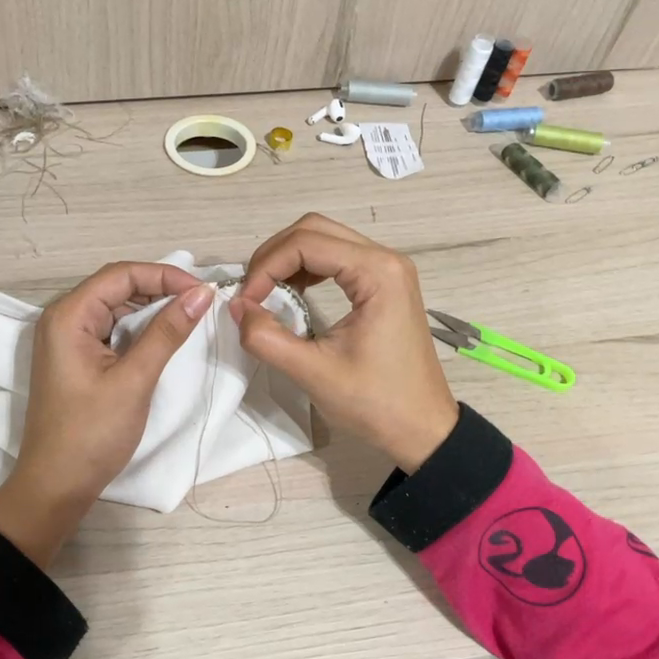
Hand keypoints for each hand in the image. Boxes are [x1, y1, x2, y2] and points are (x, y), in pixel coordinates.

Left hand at [0, 262, 214, 565]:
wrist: (55, 486)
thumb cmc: (91, 433)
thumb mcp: (134, 380)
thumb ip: (167, 333)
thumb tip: (200, 294)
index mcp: (68, 316)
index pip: (120, 275)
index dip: (164, 275)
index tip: (203, 290)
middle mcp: (62, 319)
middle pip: (116, 287)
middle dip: (159, 289)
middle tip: (201, 303)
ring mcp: (66, 340)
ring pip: (114, 308)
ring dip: (151, 309)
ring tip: (189, 317)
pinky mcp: (74, 359)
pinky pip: (109, 330)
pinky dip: (138, 329)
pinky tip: (164, 337)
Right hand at [231, 214, 458, 472]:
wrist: (423, 429)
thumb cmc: (376, 403)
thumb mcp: (313, 373)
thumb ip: (267, 338)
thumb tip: (236, 308)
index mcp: (377, 273)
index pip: (306, 243)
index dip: (266, 267)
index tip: (245, 303)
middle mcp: (385, 259)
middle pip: (314, 230)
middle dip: (274, 256)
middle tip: (251, 293)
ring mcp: (387, 269)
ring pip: (324, 239)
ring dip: (288, 260)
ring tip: (265, 293)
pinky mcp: (384, 283)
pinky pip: (336, 258)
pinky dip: (306, 269)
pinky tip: (291, 294)